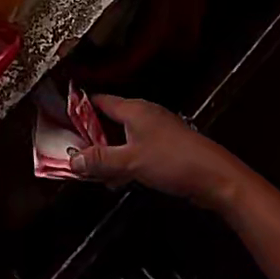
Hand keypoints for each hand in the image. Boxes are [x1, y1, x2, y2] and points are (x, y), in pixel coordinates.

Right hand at [70, 95, 248, 209]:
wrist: (216, 177)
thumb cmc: (173, 161)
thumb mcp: (130, 162)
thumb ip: (100, 161)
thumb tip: (73, 160)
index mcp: (133, 109)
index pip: (98, 101)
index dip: (79, 109)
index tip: (63, 120)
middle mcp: (144, 114)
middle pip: (110, 120)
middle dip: (92, 137)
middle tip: (76, 152)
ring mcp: (157, 129)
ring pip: (124, 136)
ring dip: (109, 152)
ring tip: (96, 170)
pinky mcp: (167, 146)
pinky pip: (137, 148)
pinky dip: (125, 159)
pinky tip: (121, 178)